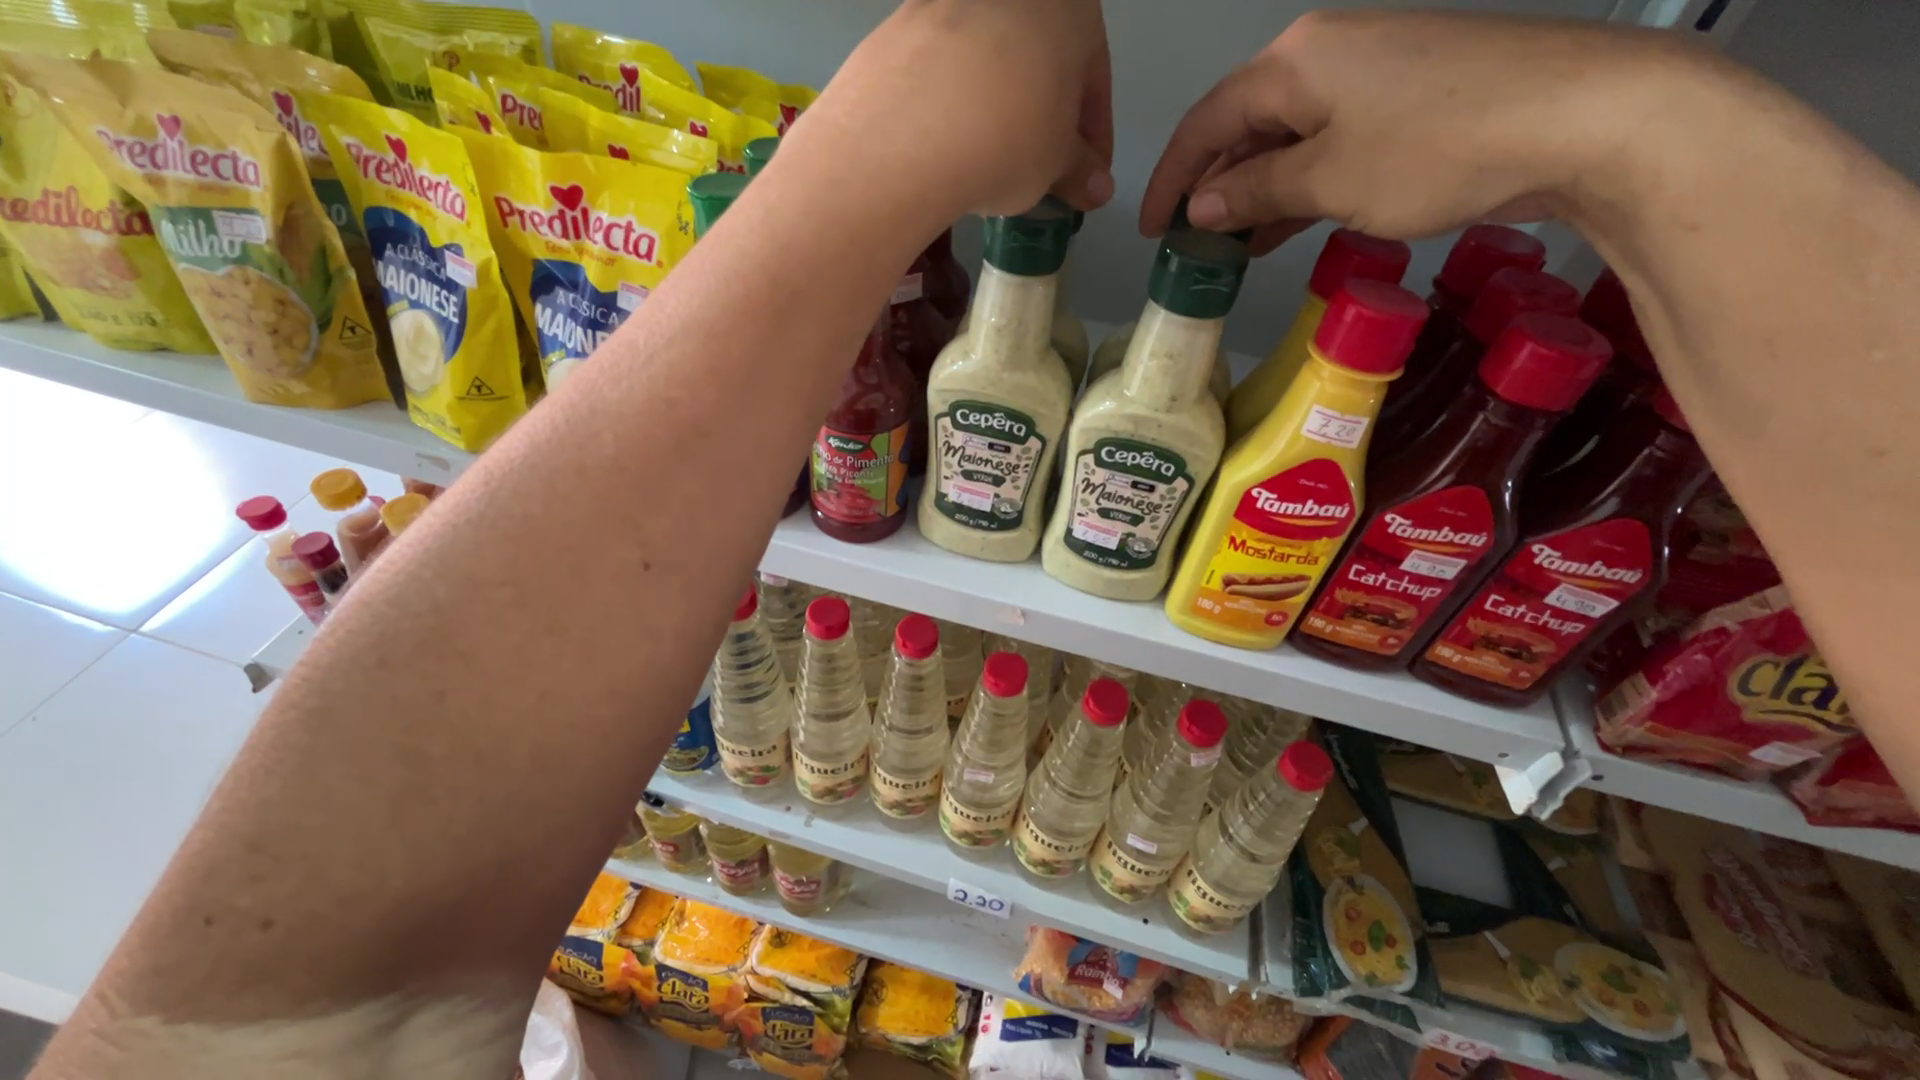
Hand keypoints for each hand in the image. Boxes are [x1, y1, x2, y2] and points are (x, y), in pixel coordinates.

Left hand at [811, 0, 1113, 217]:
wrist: (908, 128)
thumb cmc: (1011, 137)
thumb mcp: (1057, 165)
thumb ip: (1080, 171)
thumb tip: (1096, 188)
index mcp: (1070, 5)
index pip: (1095, 81)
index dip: (1093, 140)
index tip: (1083, 179)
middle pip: (1038, 63)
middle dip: (1042, 119)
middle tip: (1038, 173)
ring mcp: (949, 1)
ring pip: (988, 63)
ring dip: (996, 109)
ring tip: (987, 164)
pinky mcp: (898, 26)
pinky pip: (941, 72)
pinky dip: (951, 105)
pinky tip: (946, 148)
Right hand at [1141, 11, 1710, 251]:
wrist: (1583, 116)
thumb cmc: (1434, 148)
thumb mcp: (1328, 179)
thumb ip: (1255, 191)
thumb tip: (1202, 205)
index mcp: (1294, 61)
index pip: (1207, 120)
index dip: (1172, 178)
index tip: (1151, 229)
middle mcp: (1326, 53)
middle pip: (1246, 125)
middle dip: (1215, 186)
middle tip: (1193, 246)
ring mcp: (1372, 72)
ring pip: (1290, 138)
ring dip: (1257, 192)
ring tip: (1233, 248)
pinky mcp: (1408, 97)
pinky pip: (1331, 143)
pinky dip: (1302, 186)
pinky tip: (1286, 226)